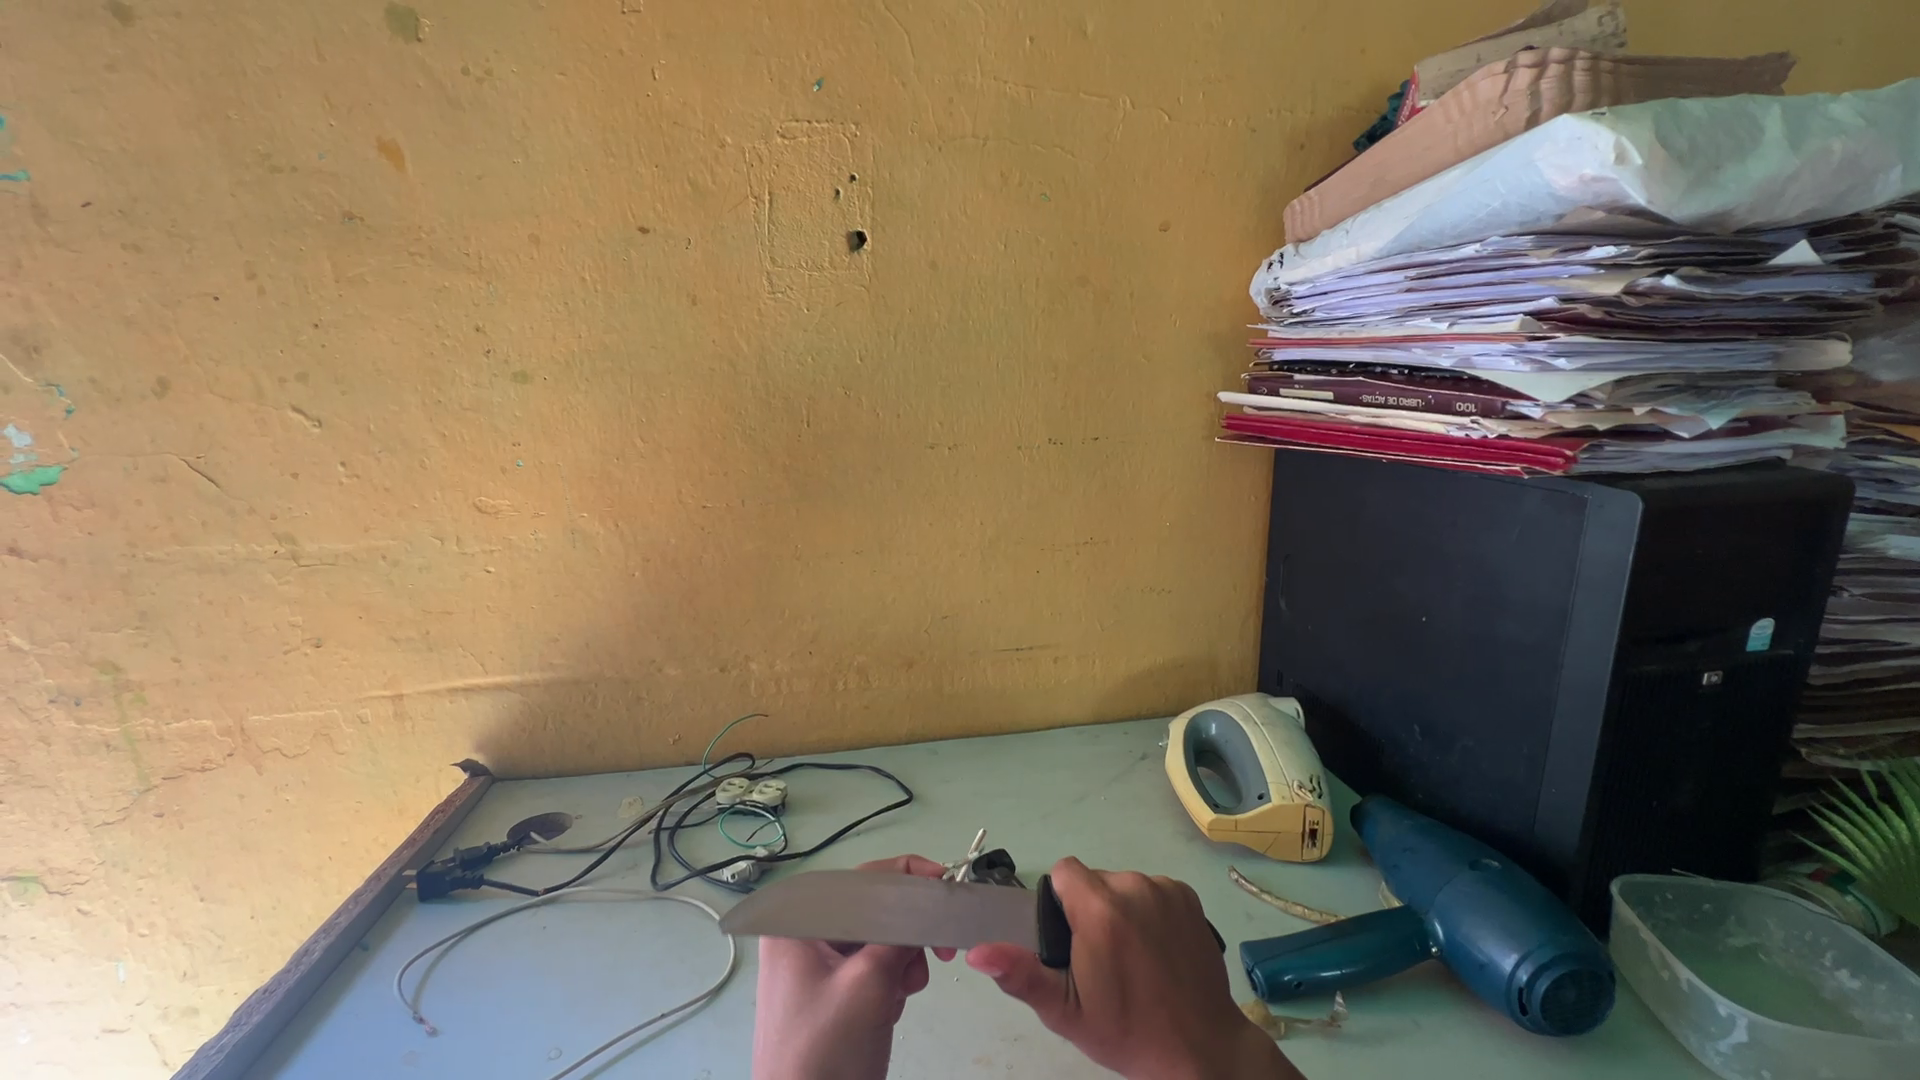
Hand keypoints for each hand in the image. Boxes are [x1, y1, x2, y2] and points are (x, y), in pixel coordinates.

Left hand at [751, 855, 956, 1079]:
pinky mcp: (830, 995)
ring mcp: (816, 968)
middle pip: (872, 907)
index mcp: (798, 923)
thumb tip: (932, 899)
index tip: (948, 884)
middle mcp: (804, 936)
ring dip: (901, 962)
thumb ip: (900, 933)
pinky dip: (890, 982)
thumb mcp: (869, 983)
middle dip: (907, 930)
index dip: (907, 874)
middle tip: (941, 951)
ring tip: (900, 996)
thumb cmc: (825, 1051)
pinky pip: (871, 967)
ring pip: (877, 939)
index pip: (860, 878)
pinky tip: (888, 1009)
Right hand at [968, 858, 1301, 1079]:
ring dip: (1119, 908)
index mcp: (1100, 909)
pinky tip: (1156, 946)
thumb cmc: (1126, 1031)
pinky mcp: (1187, 896)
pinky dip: (1148, 910)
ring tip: (1131, 954)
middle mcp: (1133, 887)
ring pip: (1123, 883)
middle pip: (1093, 879)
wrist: (1200, 1049)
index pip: (1064, 871)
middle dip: (1089, 908)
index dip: (1060, 900)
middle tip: (1100, 955)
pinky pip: (1152, 889)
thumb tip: (977, 951)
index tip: (1070, 935)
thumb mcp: (1066, 1012)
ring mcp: (1164, 889)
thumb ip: (1020, 974)